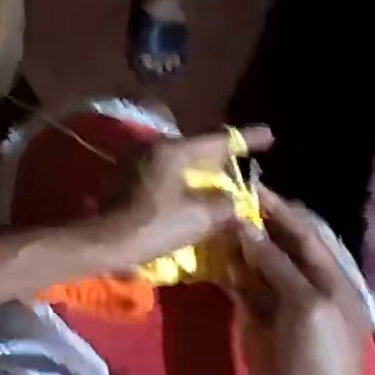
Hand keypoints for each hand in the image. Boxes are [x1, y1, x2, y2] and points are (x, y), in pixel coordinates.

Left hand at [90, 127, 273, 269]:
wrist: (106, 239)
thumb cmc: (154, 224)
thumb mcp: (199, 216)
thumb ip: (225, 204)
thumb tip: (236, 200)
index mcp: (172, 150)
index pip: (216, 139)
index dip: (245, 138)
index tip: (268, 135)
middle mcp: (154, 147)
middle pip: (197, 147)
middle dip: (222, 155)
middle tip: (246, 160)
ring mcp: (138, 160)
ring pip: (181, 160)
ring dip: (203, 169)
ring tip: (226, 179)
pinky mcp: (130, 176)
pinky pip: (167, 172)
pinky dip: (186, 180)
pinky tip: (198, 193)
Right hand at [222, 189, 369, 374]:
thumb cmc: (317, 357)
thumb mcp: (307, 305)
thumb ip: (277, 262)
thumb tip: (244, 224)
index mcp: (332, 280)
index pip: (304, 232)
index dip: (278, 208)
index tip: (246, 183)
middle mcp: (305, 282)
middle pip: (277, 242)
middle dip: (251, 220)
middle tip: (219, 196)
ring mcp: (278, 297)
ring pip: (254, 257)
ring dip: (234, 238)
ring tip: (206, 214)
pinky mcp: (253, 311)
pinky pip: (238, 278)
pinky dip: (223, 262)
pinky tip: (204, 246)